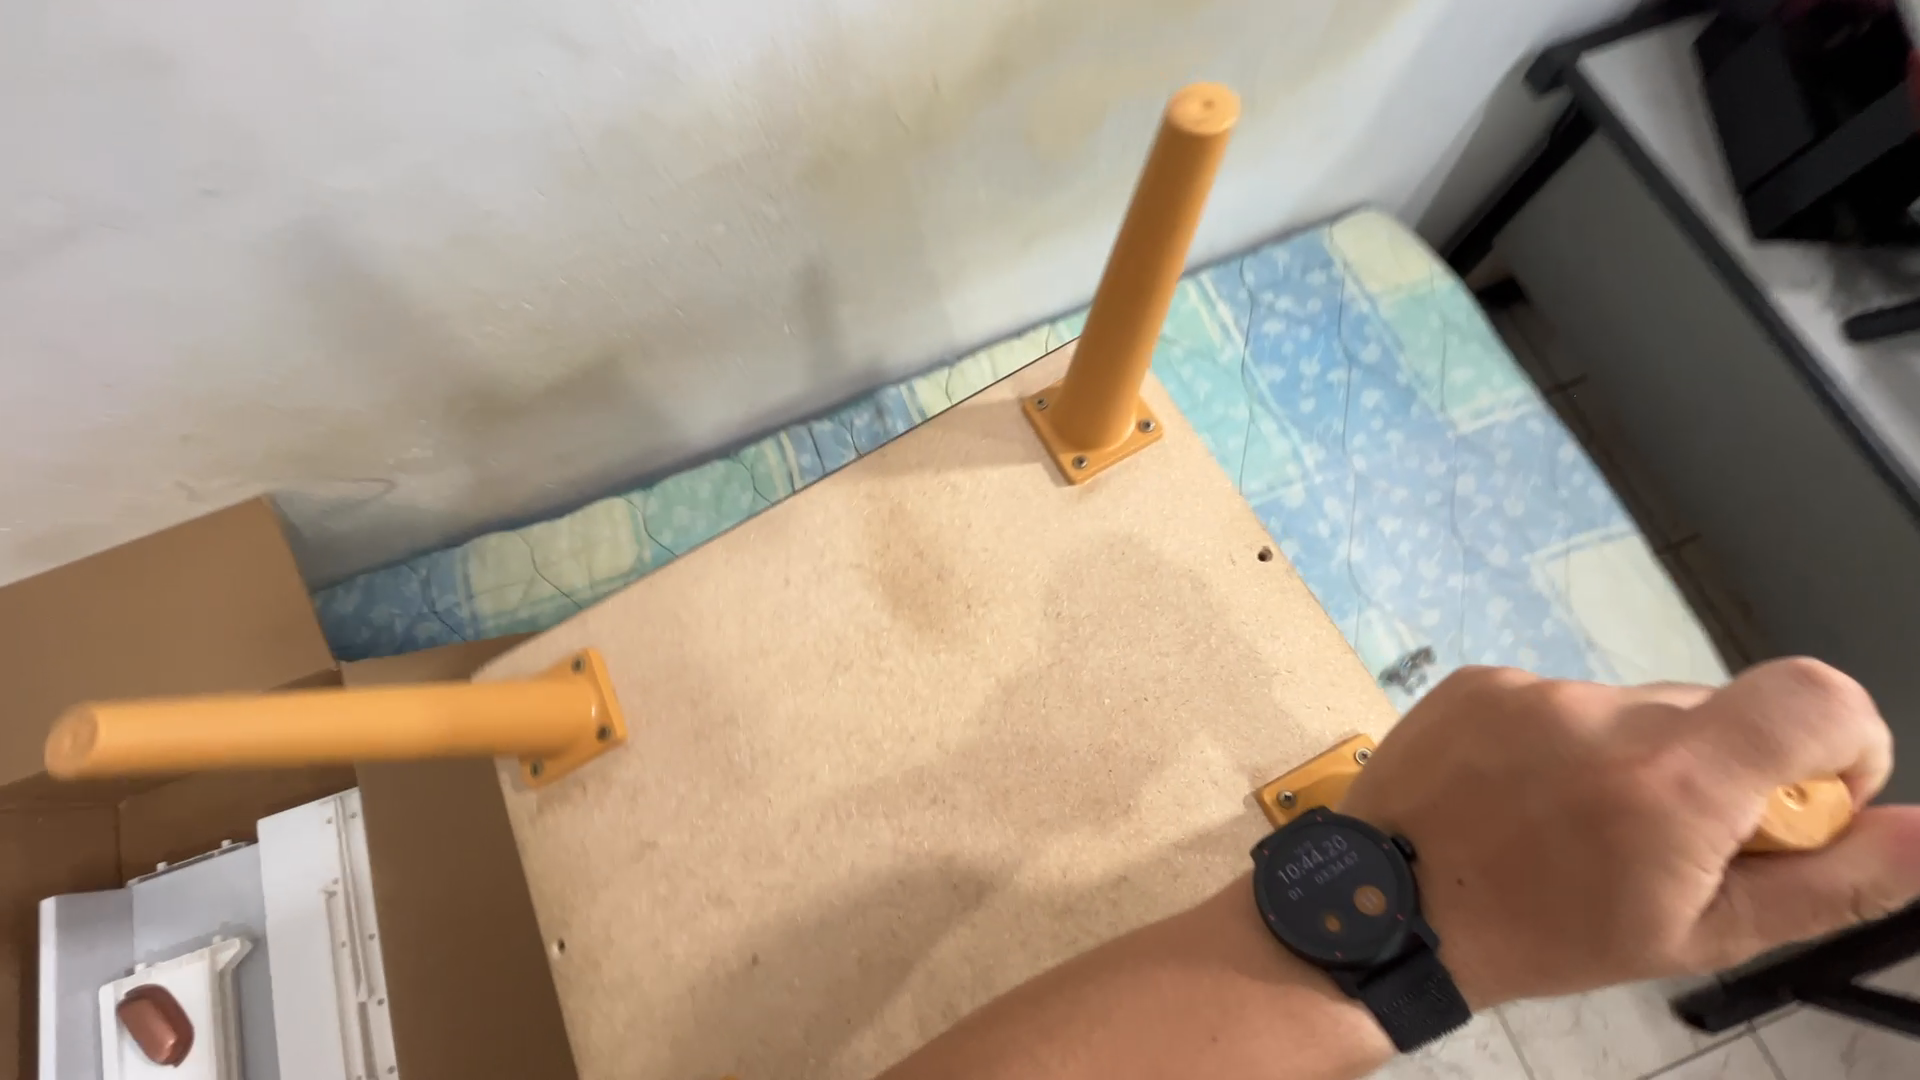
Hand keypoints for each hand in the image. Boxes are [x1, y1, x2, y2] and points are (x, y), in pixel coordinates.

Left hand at [1338, 659, 1919, 1007]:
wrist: (1390, 897)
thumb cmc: (1545, 932)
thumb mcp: (1700, 931)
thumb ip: (1832, 880)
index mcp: (1670, 774)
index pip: (1812, 694)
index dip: (1836, 742)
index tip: (1794, 799)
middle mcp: (1595, 711)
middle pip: (1707, 711)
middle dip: (1713, 767)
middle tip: (1654, 834)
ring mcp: (1522, 687)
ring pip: (1622, 708)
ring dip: (1624, 753)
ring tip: (1566, 816)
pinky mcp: (1471, 681)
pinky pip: (1548, 698)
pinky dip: (1554, 736)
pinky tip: (1513, 787)